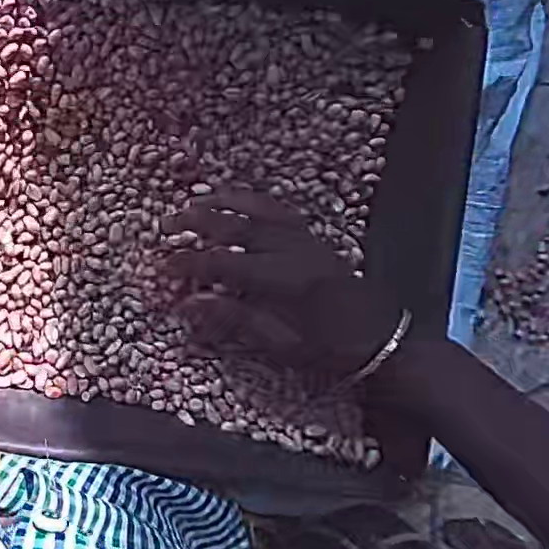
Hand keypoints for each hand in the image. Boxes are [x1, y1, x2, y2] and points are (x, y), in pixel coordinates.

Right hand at [162, 191, 403, 385]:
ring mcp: (305, 240)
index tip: (163, 264)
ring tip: (196, 198)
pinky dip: (254, 201)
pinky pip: (279, 209)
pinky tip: (239, 200)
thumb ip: (233, 318)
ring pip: (258, 208)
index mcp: (281, 279)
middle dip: (197, 221)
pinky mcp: (315, 238)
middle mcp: (291, 250)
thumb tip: (189, 303)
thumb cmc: (331, 350)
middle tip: (168, 223)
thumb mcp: (280, 343)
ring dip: (223, 201)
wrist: (385, 342)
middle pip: (235, 225)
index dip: (189, 261)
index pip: (222, 261)